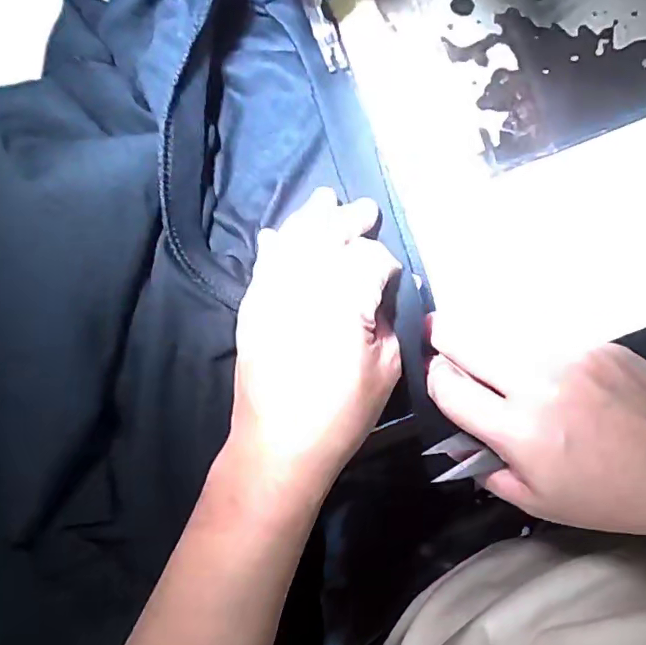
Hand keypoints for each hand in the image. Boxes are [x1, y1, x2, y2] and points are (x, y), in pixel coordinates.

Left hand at [228, 188, 401, 500]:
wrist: (279, 443)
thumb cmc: (342, 413)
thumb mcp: (386, 369)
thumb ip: (384, 319)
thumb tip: (377, 295)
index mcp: (346, 298)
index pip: (370, 258)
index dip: (384, 263)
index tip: (393, 276)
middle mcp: (306, 282)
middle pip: (328, 234)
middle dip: (348, 220)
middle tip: (363, 209)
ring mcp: (273, 290)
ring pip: (292, 238)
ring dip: (310, 218)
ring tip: (324, 201)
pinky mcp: (252, 306)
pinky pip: (264, 261)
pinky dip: (274, 243)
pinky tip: (278, 233)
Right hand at [424, 323, 645, 536]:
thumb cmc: (609, 497)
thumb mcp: (540, 503)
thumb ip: (491, 471)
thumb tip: (463, 441)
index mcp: (519, 431)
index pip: (448, 387)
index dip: (433, 380)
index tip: (437, 379)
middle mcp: (538, 383)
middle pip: (465, 338)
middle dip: (442, 337)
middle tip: (437, 336)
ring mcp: (571, 355)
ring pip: (506, 329)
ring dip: (490, 341)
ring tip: (497, 357)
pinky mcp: (599, 343)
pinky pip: (549, 337)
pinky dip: (537, 350)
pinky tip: (554, 373)